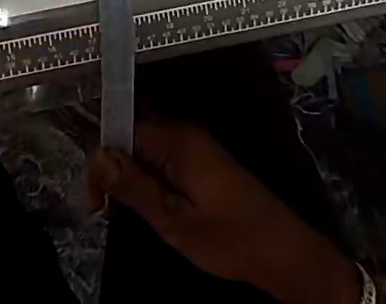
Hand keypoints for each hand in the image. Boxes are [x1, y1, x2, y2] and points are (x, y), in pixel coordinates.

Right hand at [88, 120, 362, 303]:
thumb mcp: (177, 223)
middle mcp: (182, 129)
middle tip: (102, 204)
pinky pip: (159, 154)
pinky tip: (142, 199)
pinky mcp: (200, 157)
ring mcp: (193, 142)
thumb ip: (135, 188)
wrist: (290, 256)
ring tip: (118, 205)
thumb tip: (97, 158)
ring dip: (126, 170)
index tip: (94, 198)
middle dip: (110, 163)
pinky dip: (144, 174)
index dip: (101, 159)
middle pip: (130, 131)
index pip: (120, 129)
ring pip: (143, 144)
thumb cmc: (233, 240)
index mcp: (176, 138)